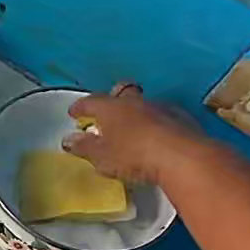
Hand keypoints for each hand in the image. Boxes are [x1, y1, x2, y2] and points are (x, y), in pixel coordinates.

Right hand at [63, 83, 206, 182]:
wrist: (180, 157)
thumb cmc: (132, 155)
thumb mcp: (100, 156)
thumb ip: (83, 147)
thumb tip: (69, 139)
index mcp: (111, 108)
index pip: (91, 101)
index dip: (80, 107)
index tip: (74, 112)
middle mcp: (135, 102)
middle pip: (121, 92)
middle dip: (112, 99)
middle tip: (107, 112)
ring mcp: (160, 108)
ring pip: (143, 103)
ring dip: (135, 112)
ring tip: (131, 128)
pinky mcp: (181, 119)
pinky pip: (162, 115)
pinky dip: (154, 123)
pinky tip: (154, 135)